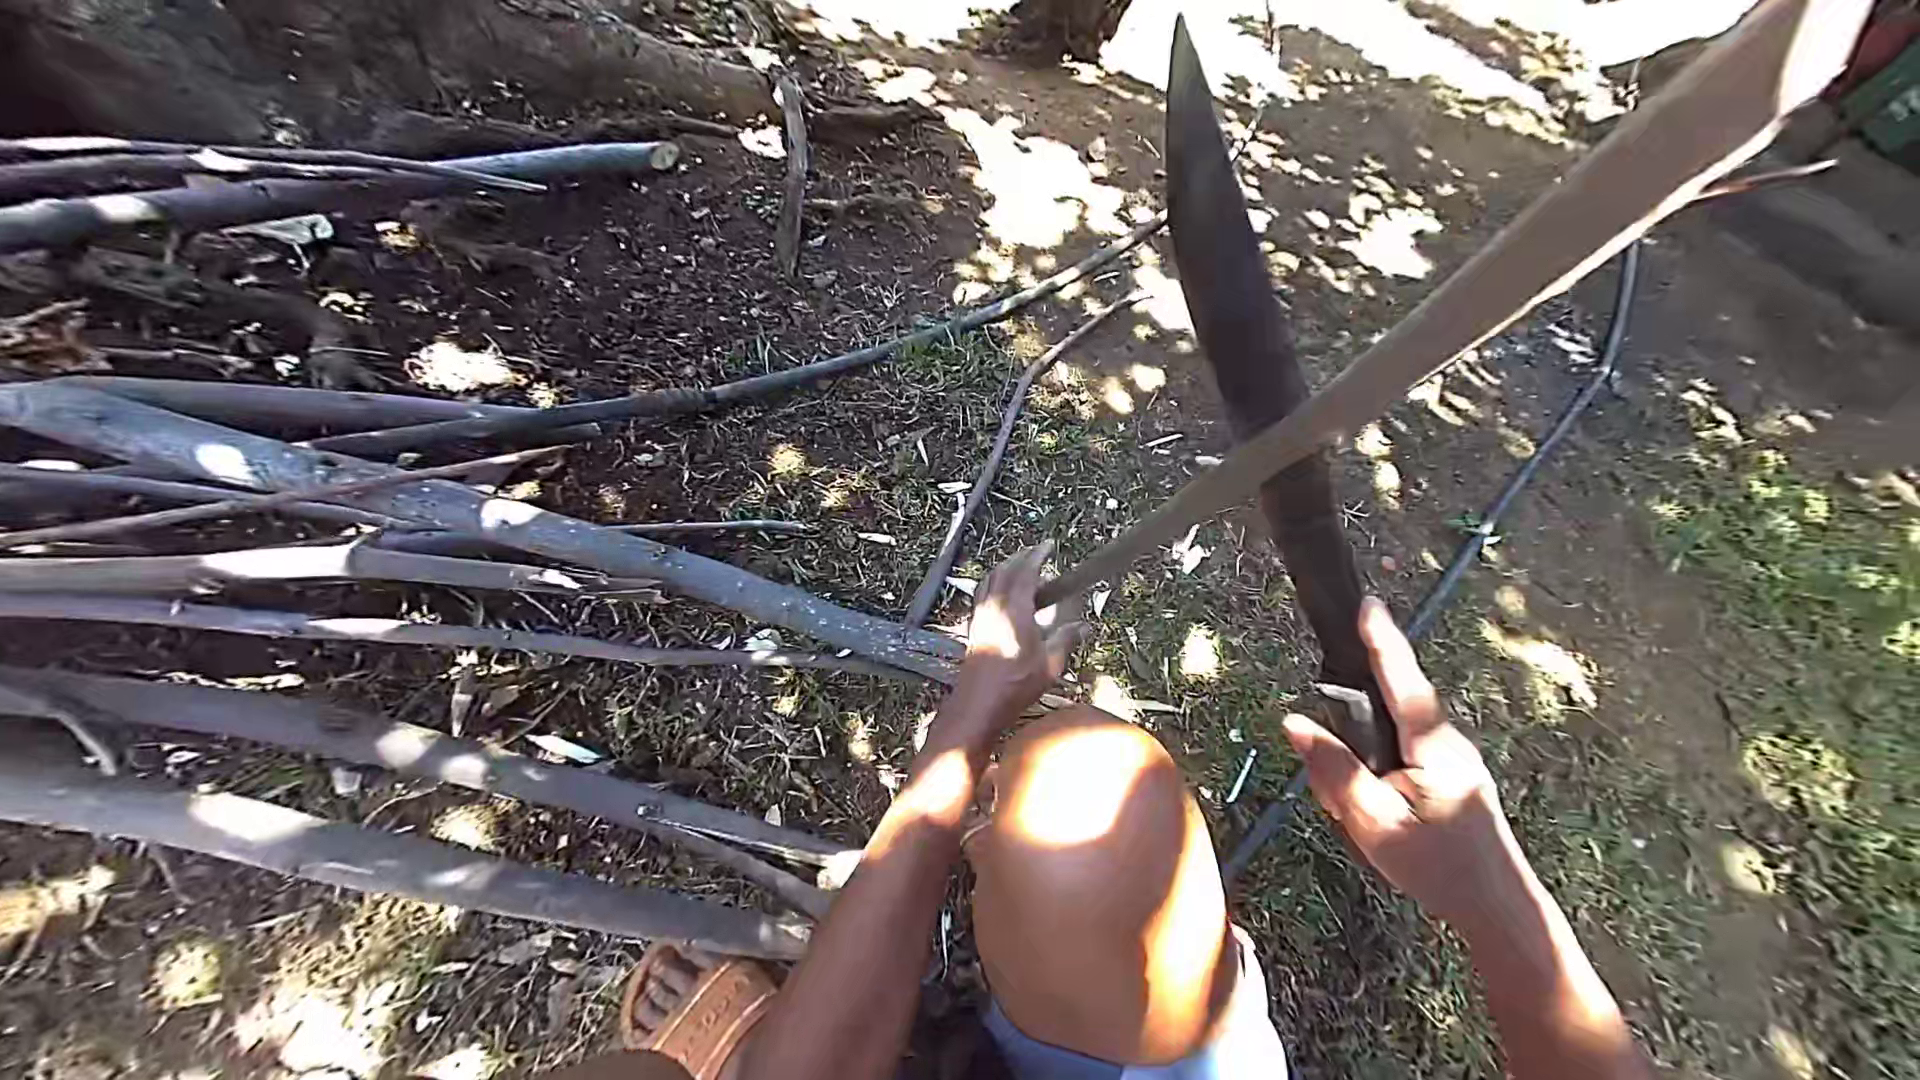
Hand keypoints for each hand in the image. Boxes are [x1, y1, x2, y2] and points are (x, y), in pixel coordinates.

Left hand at [943, 542, 1084, 744]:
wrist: (979, 703)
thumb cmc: (1016, 685)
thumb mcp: (1049, 664)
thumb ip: (1065, 640)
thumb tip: (1084, 626)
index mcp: (1014, 610)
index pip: (1025, 572)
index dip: (1037, 555)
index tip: (1048, 545)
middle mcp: (993, 606)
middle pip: (1004, 569)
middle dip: (1021, 557)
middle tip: (1037, 552)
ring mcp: (980, 615)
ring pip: (990, 579)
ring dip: (1005, 567)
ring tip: (1020, 566)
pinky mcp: (974, 626)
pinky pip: (982, 592)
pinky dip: (993, 582)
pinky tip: (1001, 591)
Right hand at [1283, 598, 1527, 930]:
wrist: (1504, 918)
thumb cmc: (1440, 869)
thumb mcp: (1373, 821)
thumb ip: (1332, 768)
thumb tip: (1294, 723)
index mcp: (1435, 747)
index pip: (1402, 681)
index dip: (1383, 641)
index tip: (1367, 605)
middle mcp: (1448, 743)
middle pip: (1382, 713)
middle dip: (1347, 741)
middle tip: (1338, 800)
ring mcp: (1451, 759)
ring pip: (1385, 739)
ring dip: (1358, 769)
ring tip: (1355, 817)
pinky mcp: (1448, 774)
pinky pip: (1395, 756)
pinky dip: (1371, 777)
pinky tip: (1372, 815)